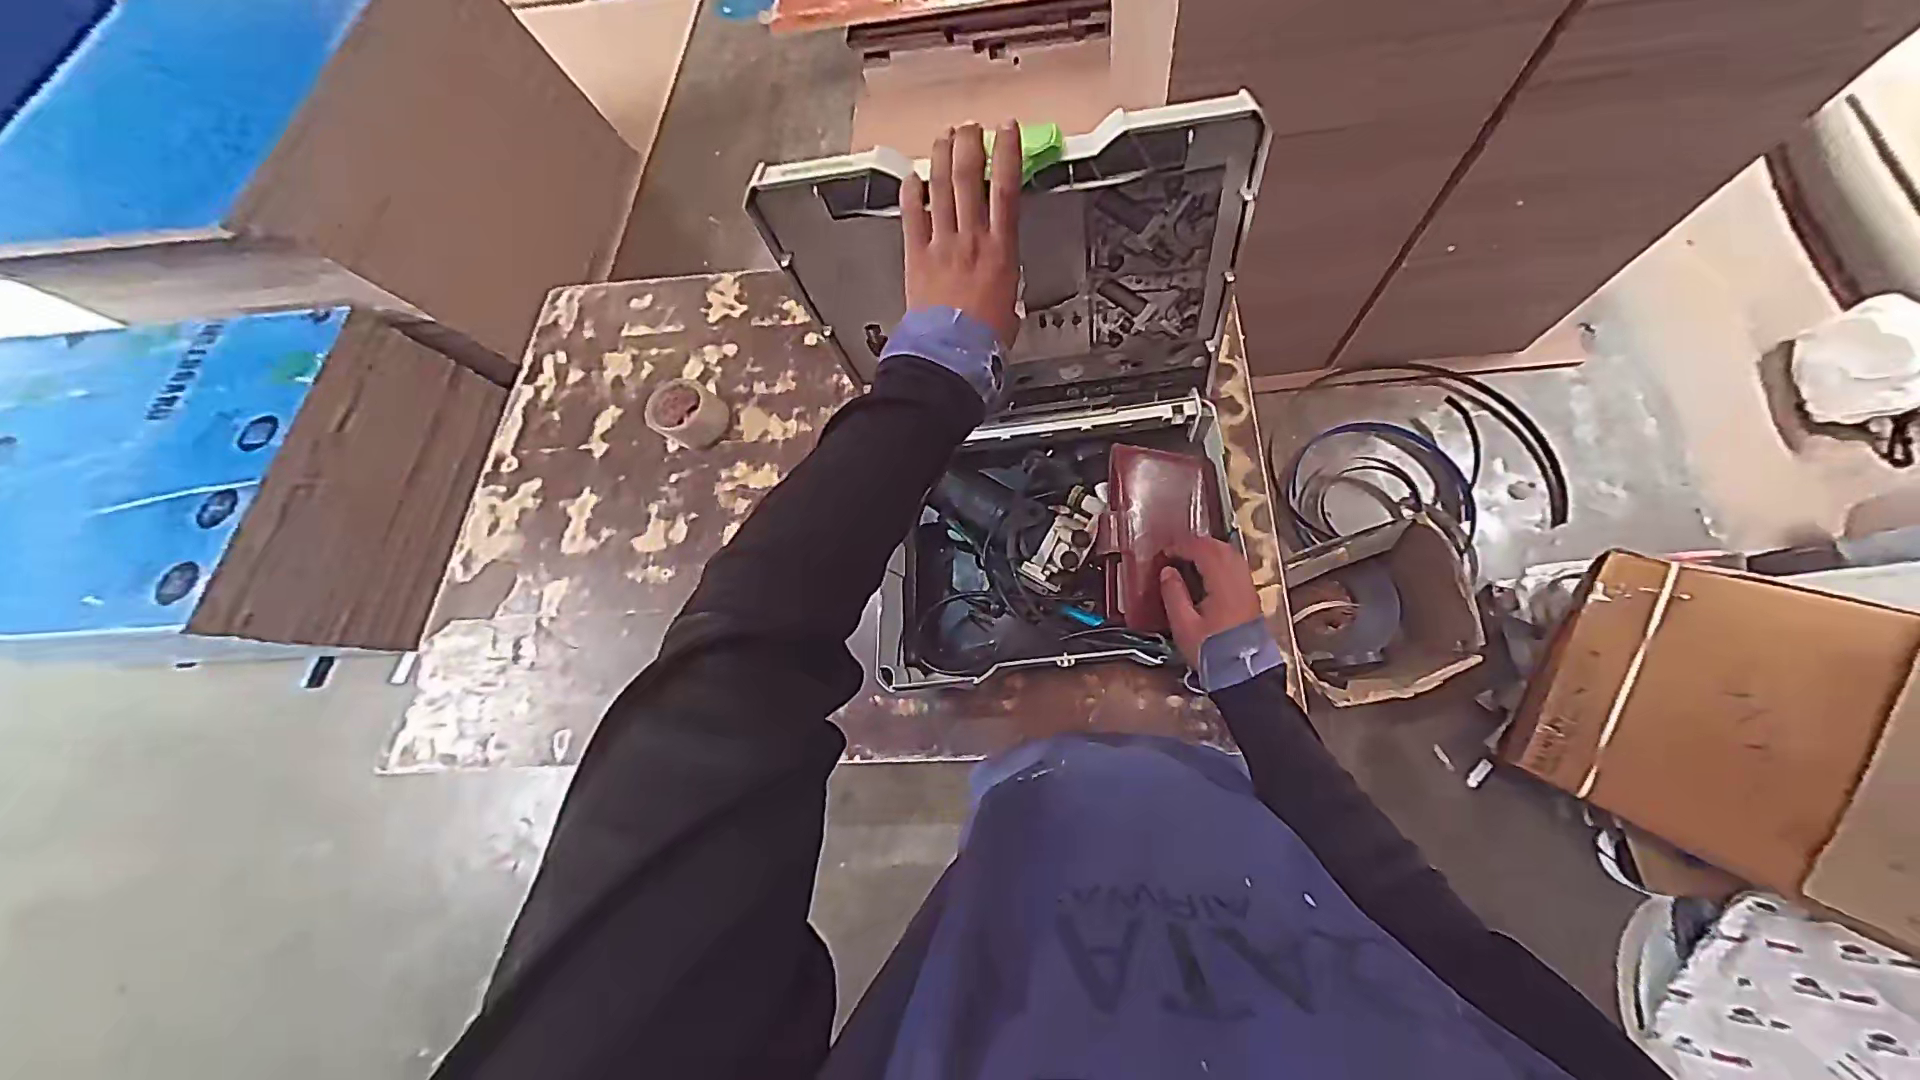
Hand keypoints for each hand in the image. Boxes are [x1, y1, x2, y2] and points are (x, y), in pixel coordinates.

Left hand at [901, 121, 1022, 348]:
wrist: (952, 354)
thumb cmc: (983, 338)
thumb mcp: (1011, 306)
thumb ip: (1006, 283)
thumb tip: (1006, 285)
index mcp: (1001, 250)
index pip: (1007, 186)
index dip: (1007, 150)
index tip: (1007, 130)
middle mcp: (971, 239)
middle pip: (969, 174)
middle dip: (969, 143)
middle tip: (970, 130)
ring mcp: (941, 244)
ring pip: (940, 185)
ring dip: (941, 156)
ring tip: (944, 138)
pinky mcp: (916, 256)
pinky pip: (912, 214)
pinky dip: (912, 191)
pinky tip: (913, 178)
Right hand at [1158, 534, 1264, 668]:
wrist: (1243, 675)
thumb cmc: (1211, 652)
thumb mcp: (1184, 625)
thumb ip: (1173, 594)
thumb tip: (1167, 571)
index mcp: (1223, 585)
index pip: (1204, 552)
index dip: (1183, 546)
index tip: (1166, 550)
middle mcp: (1239, 582)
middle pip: (1221, 548)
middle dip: (1197, 543)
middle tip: (1176, 548)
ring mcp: (1248, 589)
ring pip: (1232, 555)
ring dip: (1210, 550)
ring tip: (1190, 556)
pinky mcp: (1251, 598)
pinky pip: (1236, 567)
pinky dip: (1220, 561)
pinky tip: (1207, 571)